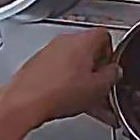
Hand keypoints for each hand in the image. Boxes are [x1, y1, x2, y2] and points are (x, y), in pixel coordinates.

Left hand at [0, 28, 121, 131]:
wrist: (24, 103)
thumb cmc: (57, 92)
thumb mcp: (99, 87)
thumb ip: (112, 75)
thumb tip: (114, 71)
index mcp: (82, 41)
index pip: (104, 36)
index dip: (111, 53)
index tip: (111, 68)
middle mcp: (65, 42)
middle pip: (89, 51)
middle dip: (98, 70)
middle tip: (103, 87)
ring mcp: (49, 53)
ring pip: (75, 64)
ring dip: (85, 80)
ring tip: (91, 101)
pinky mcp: (38, 66)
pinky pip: (61, 72)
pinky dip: (70, 84)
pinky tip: (75, 103)